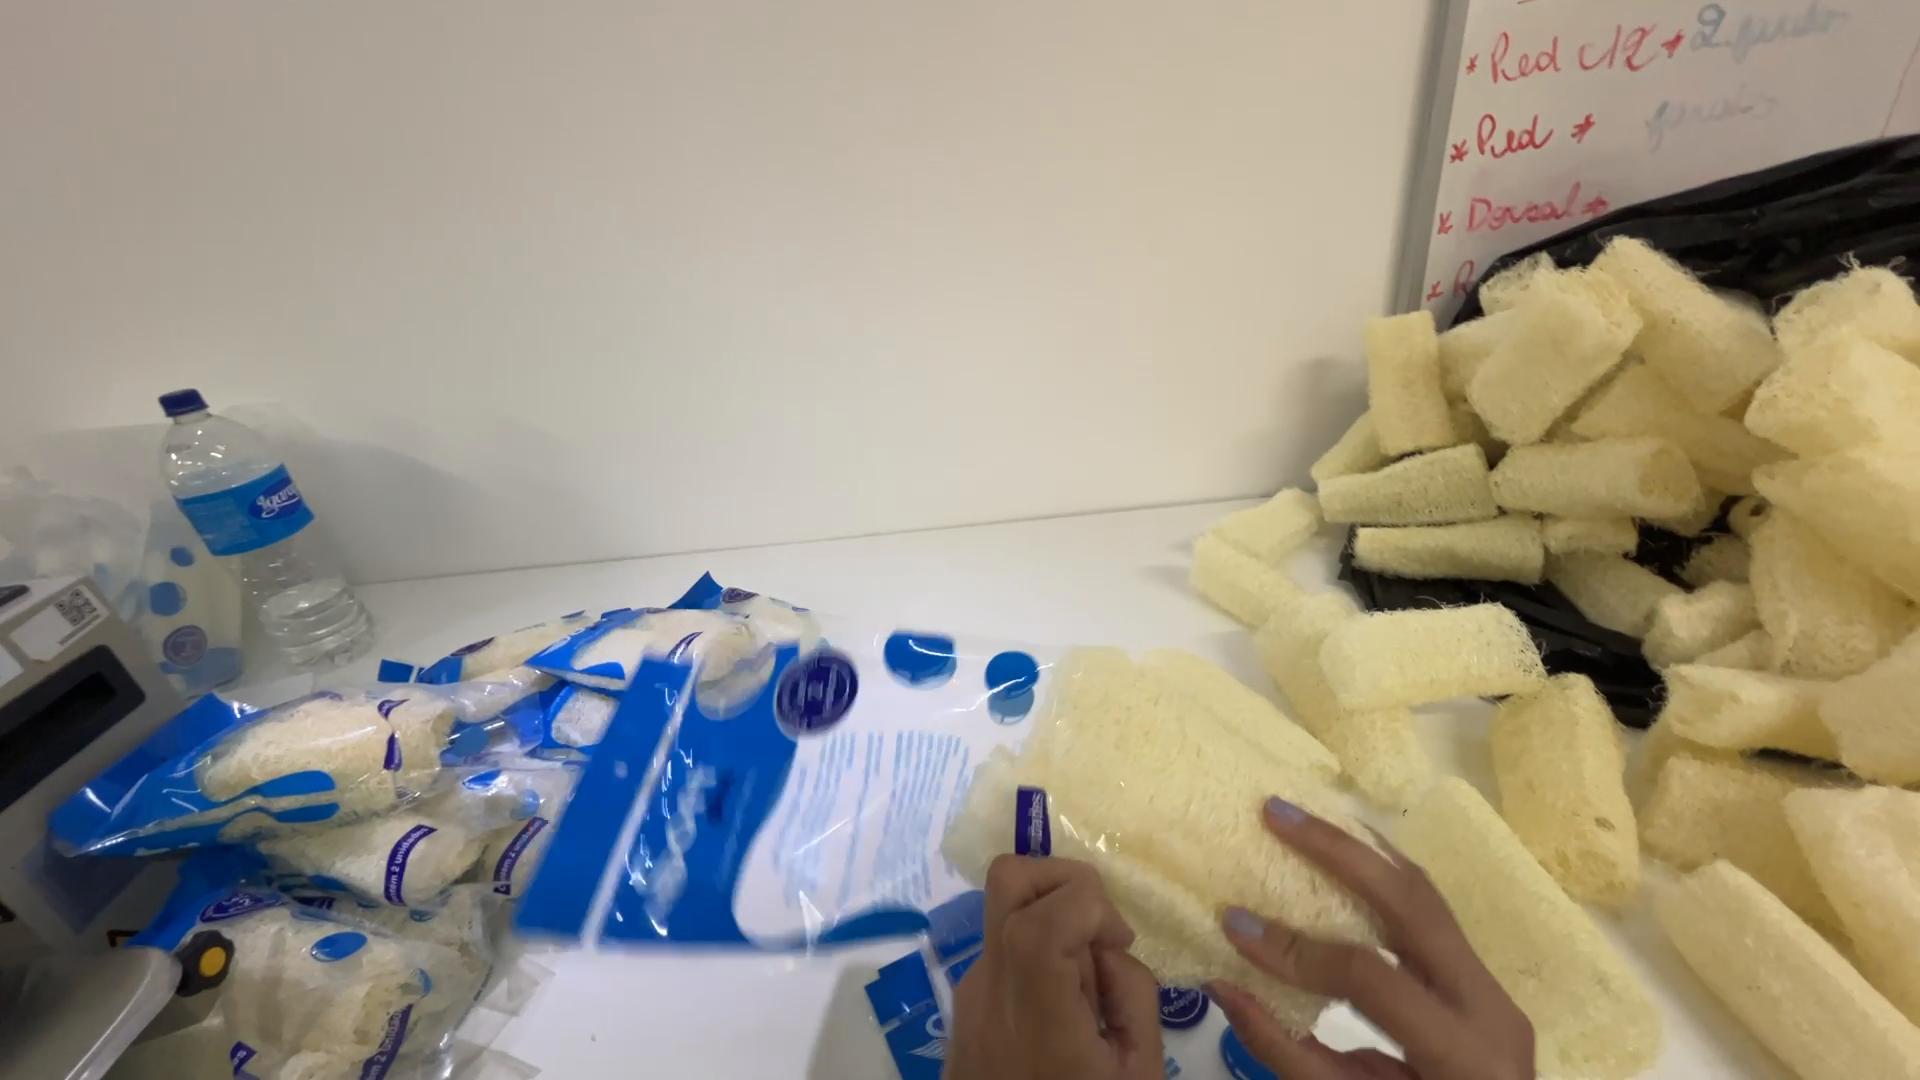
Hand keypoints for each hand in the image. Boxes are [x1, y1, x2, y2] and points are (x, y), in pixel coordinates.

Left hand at [944, 855, 1165, 1079]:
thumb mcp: (1139, 1075)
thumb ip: (1135, 994)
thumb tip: (1107, 945)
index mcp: (1035, 1014)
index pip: (1044, 918)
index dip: (1091, 906)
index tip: (1119, 943)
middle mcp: (990, 985)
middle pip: (1008, 878)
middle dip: (1066, 881)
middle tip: (1099, 936)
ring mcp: (971, 985)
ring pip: (1005, 902)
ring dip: (1054, 910)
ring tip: (1082, 973)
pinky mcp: (966, 993)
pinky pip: (1003, 937)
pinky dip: (1039, 940)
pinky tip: (1061, 997)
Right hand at [1207, 798, 1534, 1079]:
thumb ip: (1285, 1050)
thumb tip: (1220, 981)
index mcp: (1464, 1054)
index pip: (1369, 977)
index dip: (1297, 950)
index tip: (1233, 924)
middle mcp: (1489, 1006)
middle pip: (1411, 902)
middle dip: (1336, 850)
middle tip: (1274, 812)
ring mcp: (1489, 984)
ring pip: (1423, 891)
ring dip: (1358, 848)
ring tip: (1302, 816)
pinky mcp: (1474, 971)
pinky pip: (1425, 905)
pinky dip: (1377, 869)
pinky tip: (1339, 849)